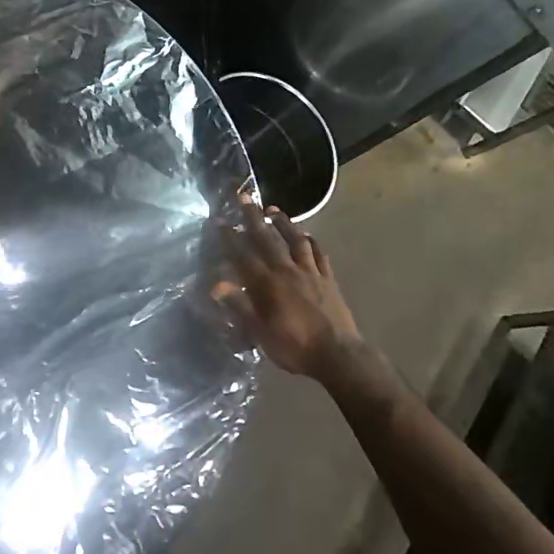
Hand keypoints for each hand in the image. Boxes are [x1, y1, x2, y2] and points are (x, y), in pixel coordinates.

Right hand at [214, 195, 366, 380]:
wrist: (337, 354)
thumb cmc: (294, 347)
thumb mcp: (260, 333)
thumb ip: (239, 306)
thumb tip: (216, 284)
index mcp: (268, 285)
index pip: (243, 256)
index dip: (230, 238)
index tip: (219, 220)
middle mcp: (287, 271)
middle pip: (268, 239)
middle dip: (254, 218)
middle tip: (244, 198)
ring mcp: (310, 272)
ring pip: (295, 240)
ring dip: (284, 223)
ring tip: (273, 210)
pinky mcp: (327, 278)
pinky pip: (318, 253)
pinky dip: (311, 241)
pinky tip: (307, 234)